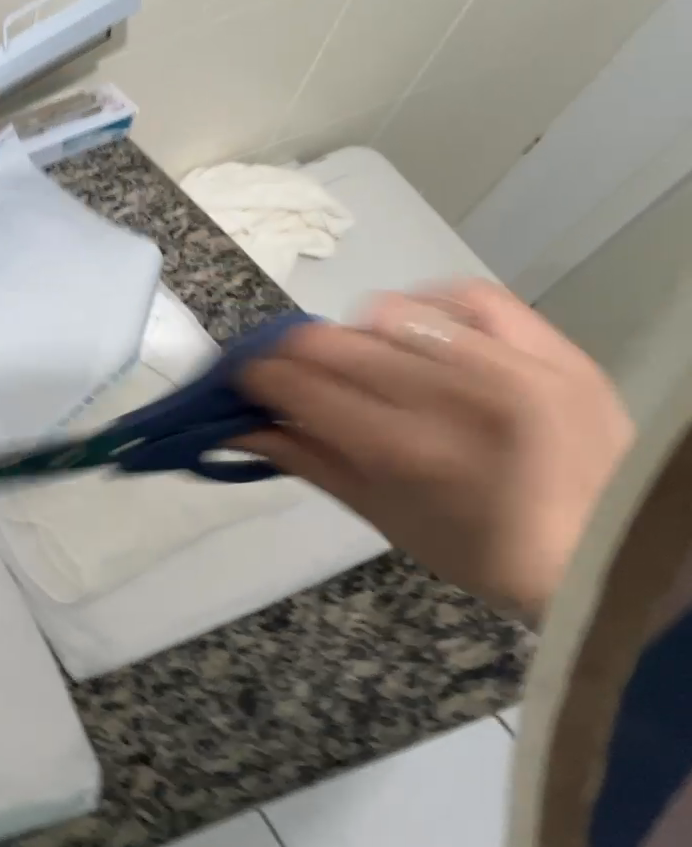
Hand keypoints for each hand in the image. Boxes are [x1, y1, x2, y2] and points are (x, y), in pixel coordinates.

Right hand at [237, 280, 632, 620]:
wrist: (614, 551)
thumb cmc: (481, 550)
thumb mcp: (377, 513)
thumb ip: (300, 458)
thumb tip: (232, 426)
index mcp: (404, 450)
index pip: (291, 383)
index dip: (250, 377)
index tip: (240, 383)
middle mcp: (453, 397)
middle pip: (326, 341)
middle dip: (287, 355)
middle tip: (284, 373)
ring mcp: (508, 366)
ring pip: (385, 312)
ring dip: (356, 336)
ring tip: (364, 364)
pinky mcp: (550, 349)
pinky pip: (466, 295)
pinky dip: (429, 308)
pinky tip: (420, 337)